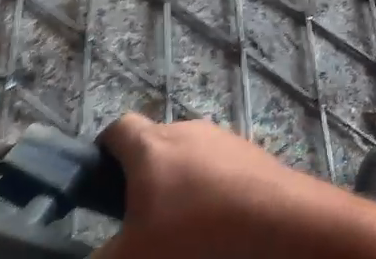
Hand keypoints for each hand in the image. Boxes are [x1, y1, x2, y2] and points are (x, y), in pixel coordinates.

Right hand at [95, 113, 321, 258]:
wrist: (276, 219)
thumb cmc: (193, 233)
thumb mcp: (132, 257)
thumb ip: (103, 256)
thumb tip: (99, 256)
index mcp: (151, 145)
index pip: (118, 129)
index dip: (104, 151)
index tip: (99, 181)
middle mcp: (188, 129)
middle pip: (156, 142)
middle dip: (143, 175)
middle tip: (137, 216)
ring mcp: (224, 138)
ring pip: (190, 154)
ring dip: (179, 182)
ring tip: (179, 222)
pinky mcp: (251, 152)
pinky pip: (218, 165)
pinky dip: (210, 187)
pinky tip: (216, 219)